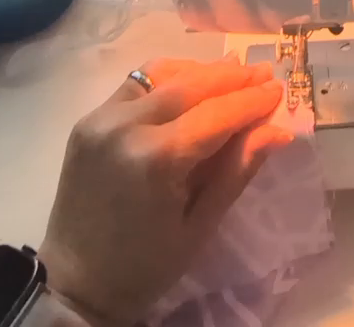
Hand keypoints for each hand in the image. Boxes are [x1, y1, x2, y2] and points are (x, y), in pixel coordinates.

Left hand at [41, 58, 291, 326]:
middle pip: (192, 85)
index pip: (216, 114)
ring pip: (163, 74)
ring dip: (201, 71)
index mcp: (156, 160)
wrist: (74, 283)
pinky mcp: (89, 118)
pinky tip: (191, 80)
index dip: (251, 100)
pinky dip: (168, 76)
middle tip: (263, 73)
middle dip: (232, 78)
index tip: (278, 89)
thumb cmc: (146, 265)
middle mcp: (126, 126)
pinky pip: (137, 82)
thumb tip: (278, 129)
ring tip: (233, 71)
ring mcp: (102, 118)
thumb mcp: (200, 225)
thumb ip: (238, 169)